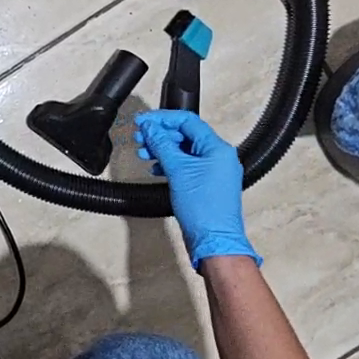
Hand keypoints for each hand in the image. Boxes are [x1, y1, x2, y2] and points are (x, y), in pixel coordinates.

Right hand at [135, 110, 260, 269]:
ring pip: (185, 151)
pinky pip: (187, 165)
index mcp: (217, 148)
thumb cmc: (204, 209)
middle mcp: (219, 157)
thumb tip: (150, 128)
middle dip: (160, 135)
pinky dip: (170, 163)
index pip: (187, 121)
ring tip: (144, 152)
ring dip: (163, 149)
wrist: (213, 240)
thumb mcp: (177, 170)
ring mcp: (214, 171)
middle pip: (185, 135)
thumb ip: (162, 145)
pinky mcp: (207, 184)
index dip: (162, 119)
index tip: (143, 121)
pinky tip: (156, 168)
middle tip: (140, 137)